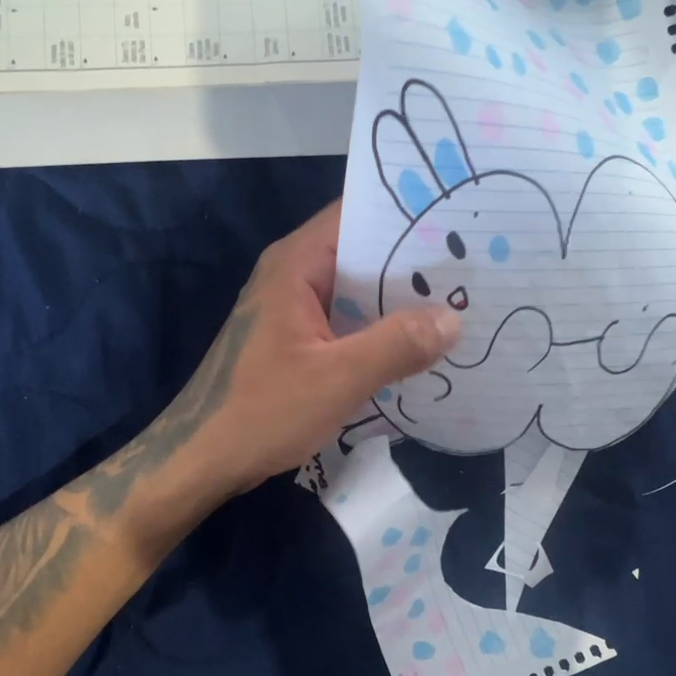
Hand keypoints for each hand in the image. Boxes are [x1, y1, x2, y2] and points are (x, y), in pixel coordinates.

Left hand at [168, 200, 458, 495]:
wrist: (201, 460)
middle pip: (361, 254)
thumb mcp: (338, 379)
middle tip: (475, 270)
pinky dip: (379, 332)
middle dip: (415, 263)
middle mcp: (293, 276)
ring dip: (400, 303)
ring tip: (461, 305)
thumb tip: (453, 319)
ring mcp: (292, 311)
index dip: (408, 215)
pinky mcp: (294, 344)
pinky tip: (419, 347)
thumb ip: (397, 345)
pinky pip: (346, 325)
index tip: (461, 221)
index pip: (357, 216)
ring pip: (356, 293)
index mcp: (296, 265)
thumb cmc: (262, 412)